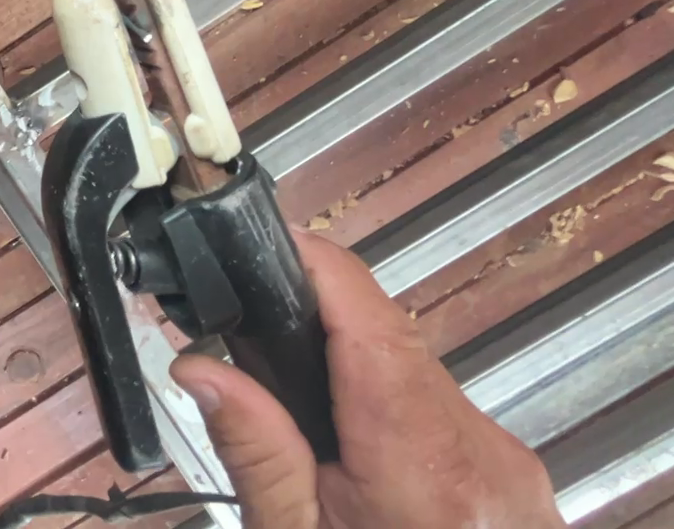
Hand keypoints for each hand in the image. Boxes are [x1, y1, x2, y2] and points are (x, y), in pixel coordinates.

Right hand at [169, 233, 563, 528]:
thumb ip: (255, 453)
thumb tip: (196, 368)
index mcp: (424, 462)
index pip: (370, 318)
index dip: (312, 260)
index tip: (254, 235)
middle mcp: (479, 447)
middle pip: (381, 332)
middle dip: (304, 315)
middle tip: (233, 330)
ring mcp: (502, 455)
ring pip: (402, 359)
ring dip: (335, 353)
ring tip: (276, 390)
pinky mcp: (505, 466)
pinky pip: (425, 392)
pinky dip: (370, 386)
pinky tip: (334, 425)